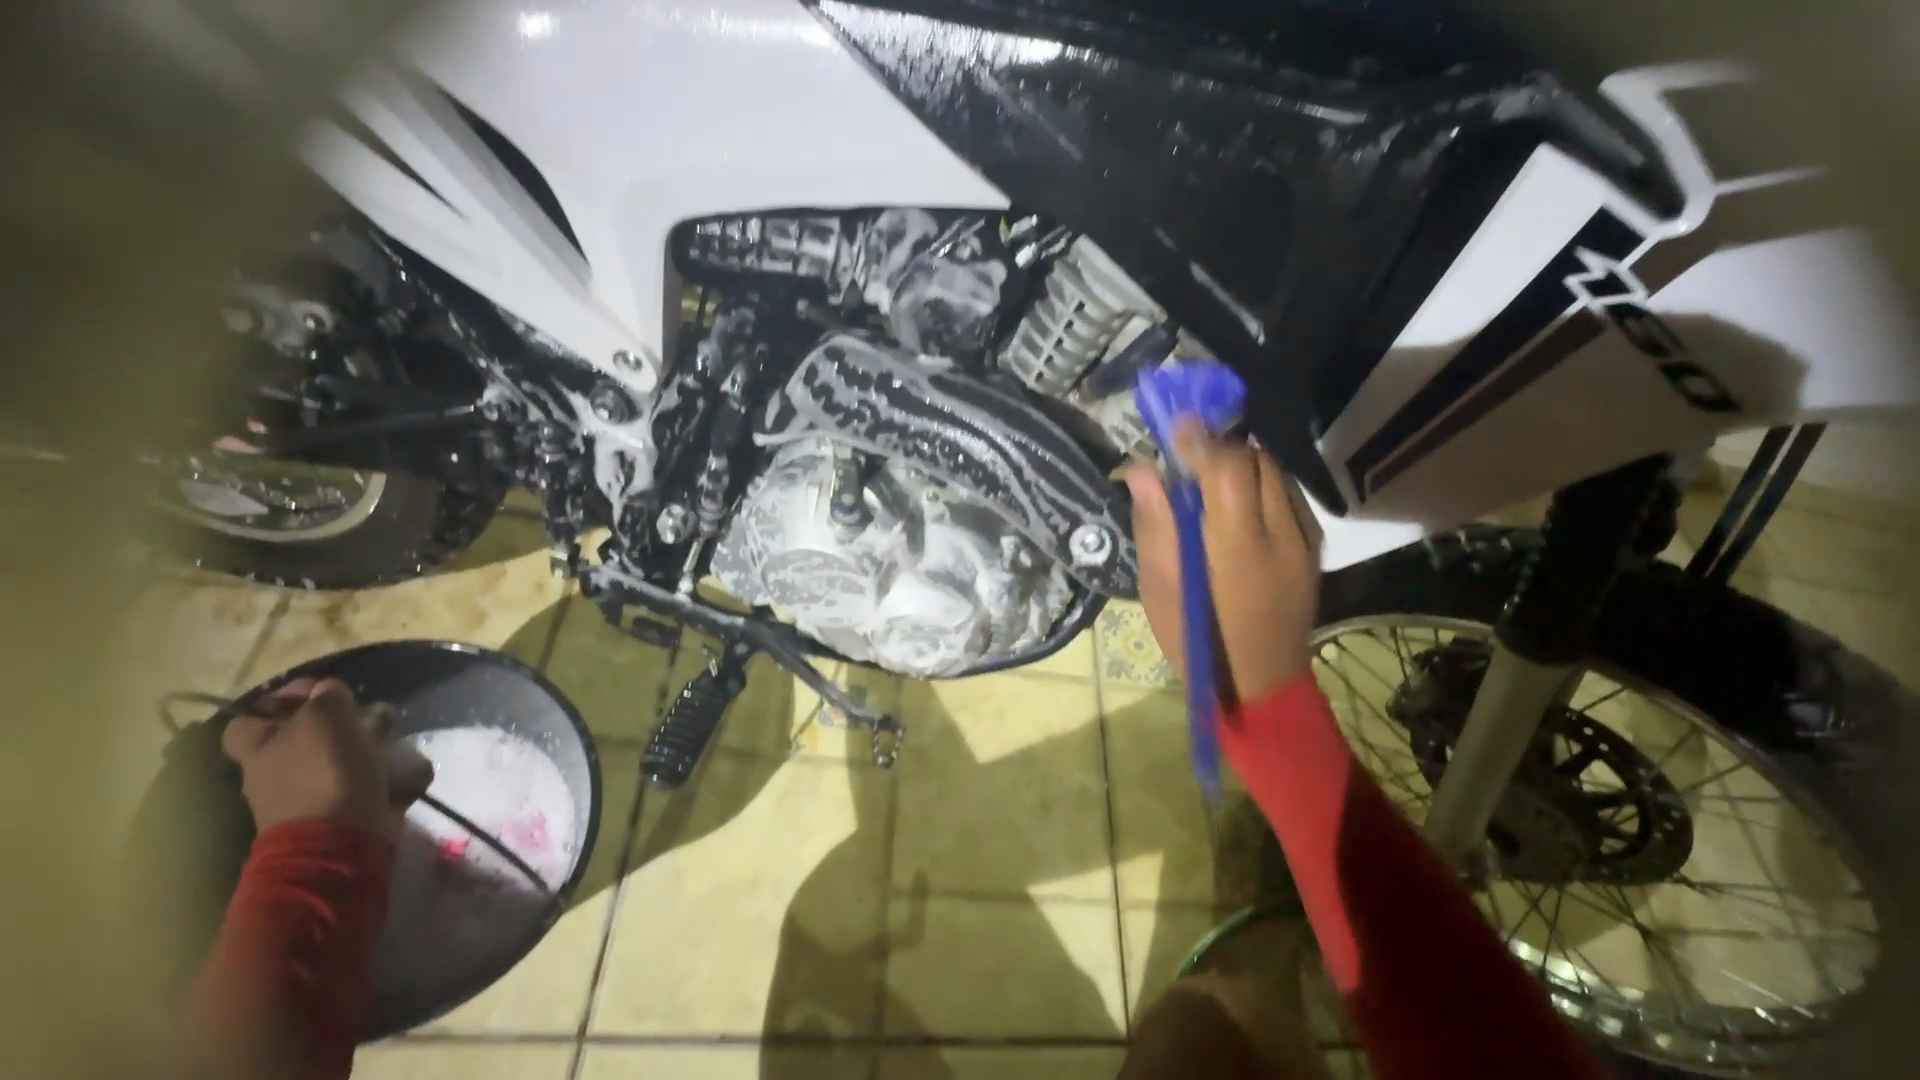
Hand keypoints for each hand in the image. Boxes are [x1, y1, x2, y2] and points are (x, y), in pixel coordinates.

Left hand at [221, 677, 433, 839]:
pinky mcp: (350, 809)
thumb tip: (327, 690)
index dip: (281, 702)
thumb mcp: (324, 717)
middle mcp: (282, 769)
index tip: (318, 692)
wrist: (340, 839)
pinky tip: (405, 776)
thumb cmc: (323, 771)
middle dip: (348, 722)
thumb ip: (327, 696)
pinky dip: (394, 778)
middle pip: (313, 734)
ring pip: (350, 757)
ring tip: (397, 746)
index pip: (250, 719)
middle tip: (373, 716)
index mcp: (261, 747)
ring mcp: (316, 791)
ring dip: (378, 748)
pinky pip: (375, 783)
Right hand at [1125, 421, 1318, 703]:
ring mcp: (1303, 540)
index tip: (1176, 423)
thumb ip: (1155, 524)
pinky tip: (1236, 506)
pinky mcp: (1312, 548)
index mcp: (1237, 545)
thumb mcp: (1161, 589)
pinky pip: (1287, 497)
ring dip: (1242, 465)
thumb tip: (1141, 469)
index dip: (1200, 440)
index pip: (1227, 468)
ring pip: (1276, 475)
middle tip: (1188, 452)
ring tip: (1210, 477)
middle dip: (1222, 448)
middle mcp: (1280, 533)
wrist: (1261, 685)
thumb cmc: (1198, 641)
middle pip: (1256, 461)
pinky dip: (1259, 486)